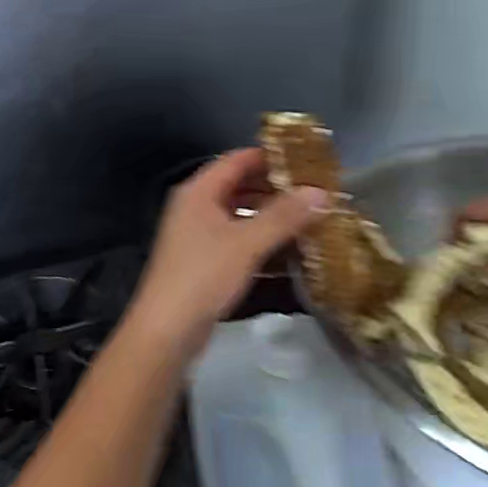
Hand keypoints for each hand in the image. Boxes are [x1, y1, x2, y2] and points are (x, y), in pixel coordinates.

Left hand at [129, 149, 327, 347]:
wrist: (166, 330)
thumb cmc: (203, 276)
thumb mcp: (247, 243)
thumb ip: (284, 216)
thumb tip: (321, 192)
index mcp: (199, 191)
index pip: (237, 159)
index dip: (270, 156)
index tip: (306, 159)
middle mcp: (195, 206)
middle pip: (238, 185)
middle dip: (274, 187)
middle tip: (314, 190)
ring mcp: (197, 234)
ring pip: (239, 213)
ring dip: (269, 214)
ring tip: (308, 217)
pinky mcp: (203, 260)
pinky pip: (236, 238)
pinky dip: (260, 239)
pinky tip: (288, 249)